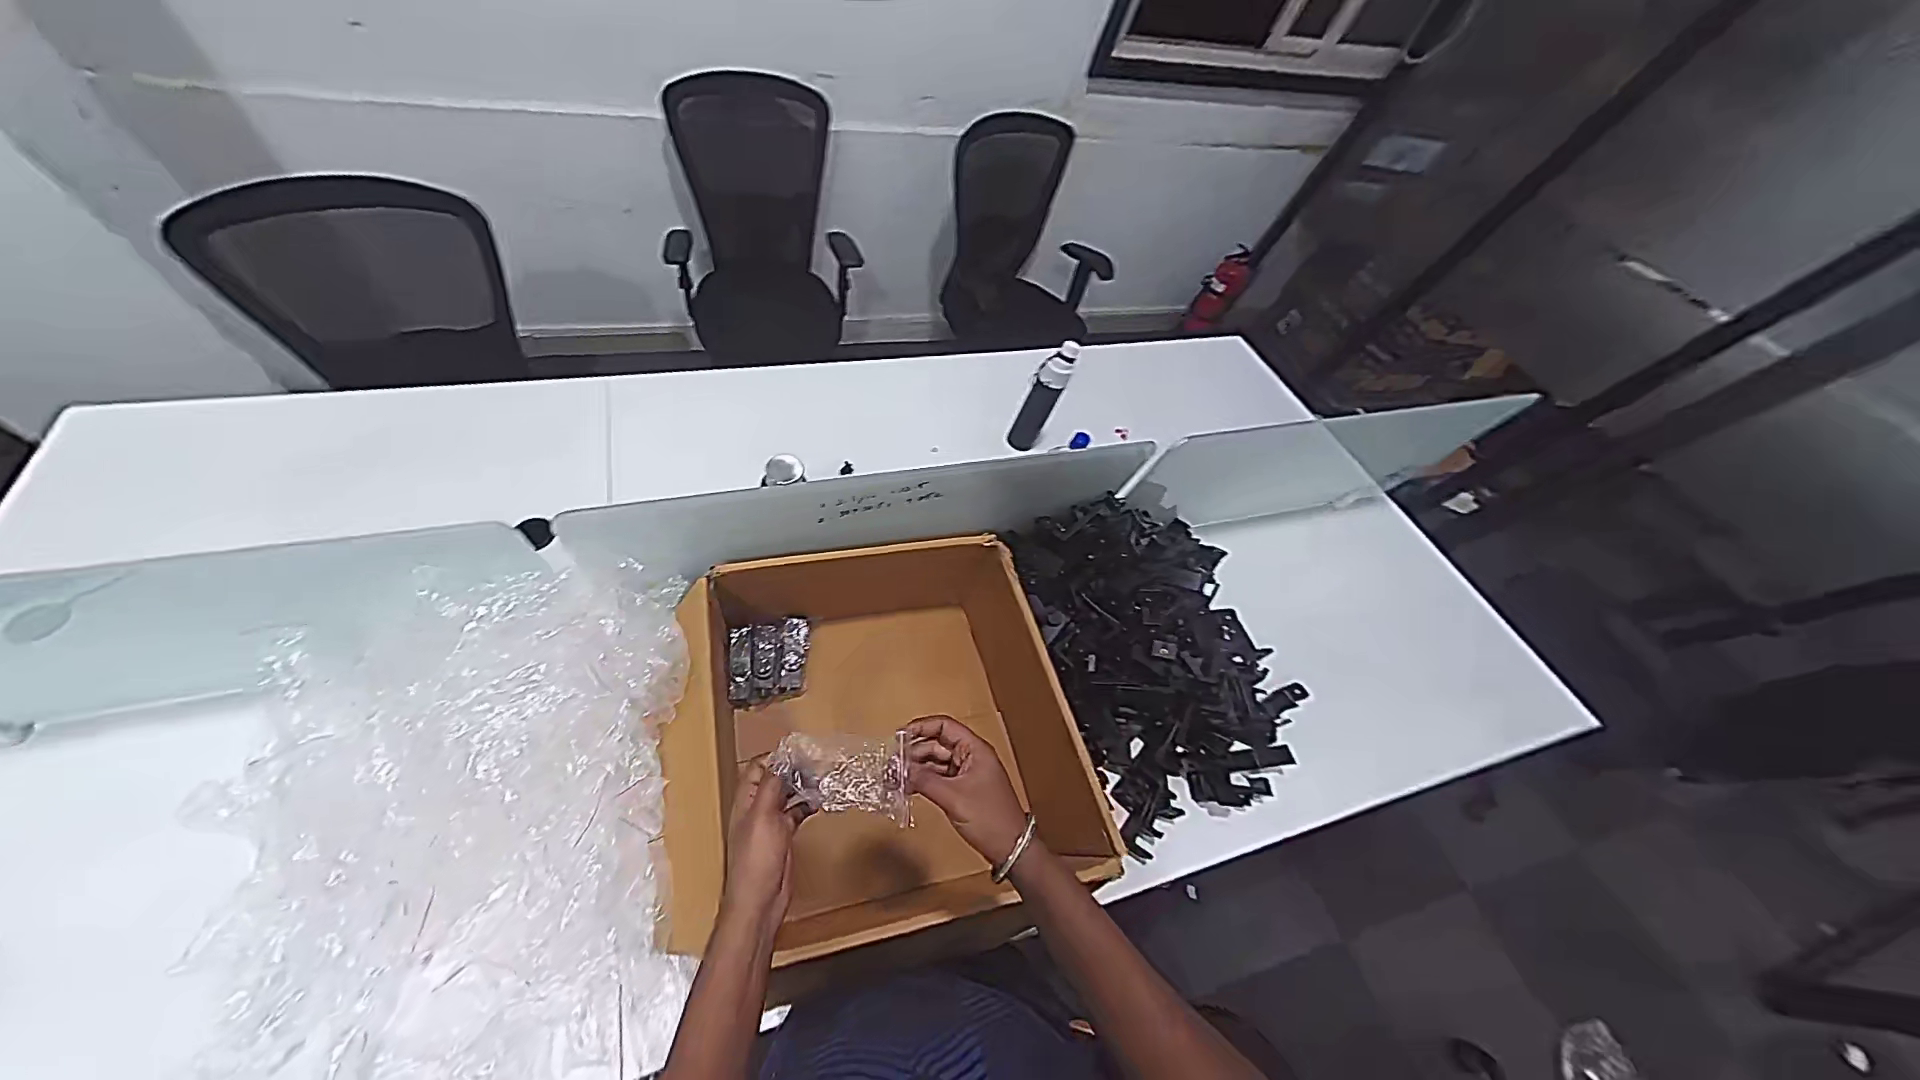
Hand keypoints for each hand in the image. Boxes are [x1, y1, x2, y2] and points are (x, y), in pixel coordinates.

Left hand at [722, 759, 807, 935]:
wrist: (760, 902)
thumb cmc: (756, 861)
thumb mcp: (763, 816)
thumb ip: (772, 787)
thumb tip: (782, 759)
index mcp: (746, 801)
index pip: (758, 768)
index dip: (776, 756)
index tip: (800, 749)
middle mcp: (757, 809)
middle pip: (774, 779)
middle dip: (793, 768)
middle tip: (817, 760)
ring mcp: (771, 824)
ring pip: (787, 795)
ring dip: (802, 785)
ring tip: (822, 776)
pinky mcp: (784, 837)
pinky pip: (797, 813)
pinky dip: (808, 804)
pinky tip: (821, 801)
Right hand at [904, 715, 1028, 865]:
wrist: (1011, 848)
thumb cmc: (989, 818)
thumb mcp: (954, 797)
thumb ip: (925, 781)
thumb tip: (900, 769)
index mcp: (974, 749)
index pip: (944, 726)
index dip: (921, 727)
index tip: (900, 737)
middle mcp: (970, 756)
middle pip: (937, 744)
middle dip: (914, 752)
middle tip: (892, 765)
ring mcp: (967, 773)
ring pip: (936, 762)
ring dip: (916, 768)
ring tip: (895, 778)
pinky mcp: (963, 790)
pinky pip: (939, 778)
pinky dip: (924, 781)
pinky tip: (907, 788)